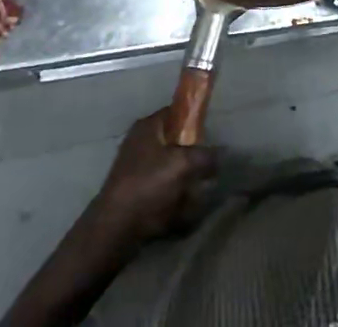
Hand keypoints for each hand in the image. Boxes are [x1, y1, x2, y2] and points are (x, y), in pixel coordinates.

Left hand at [89, 110, 217, 242]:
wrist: (116, 226)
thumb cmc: (148, 184)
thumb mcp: (182, 164)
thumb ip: (205, 155)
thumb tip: (221, 153)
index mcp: (148, 126)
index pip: (177, 112)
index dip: (195, 121)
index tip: (210, 137)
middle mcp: (140, 141)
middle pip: (175, 142)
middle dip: (192, 157)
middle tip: (206, 169)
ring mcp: (136, 166)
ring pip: (171, 167)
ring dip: (184, 180)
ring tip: (195, 193)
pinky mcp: (136, 190)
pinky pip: (162, 188)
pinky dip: (173, 197)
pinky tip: (182, 209)